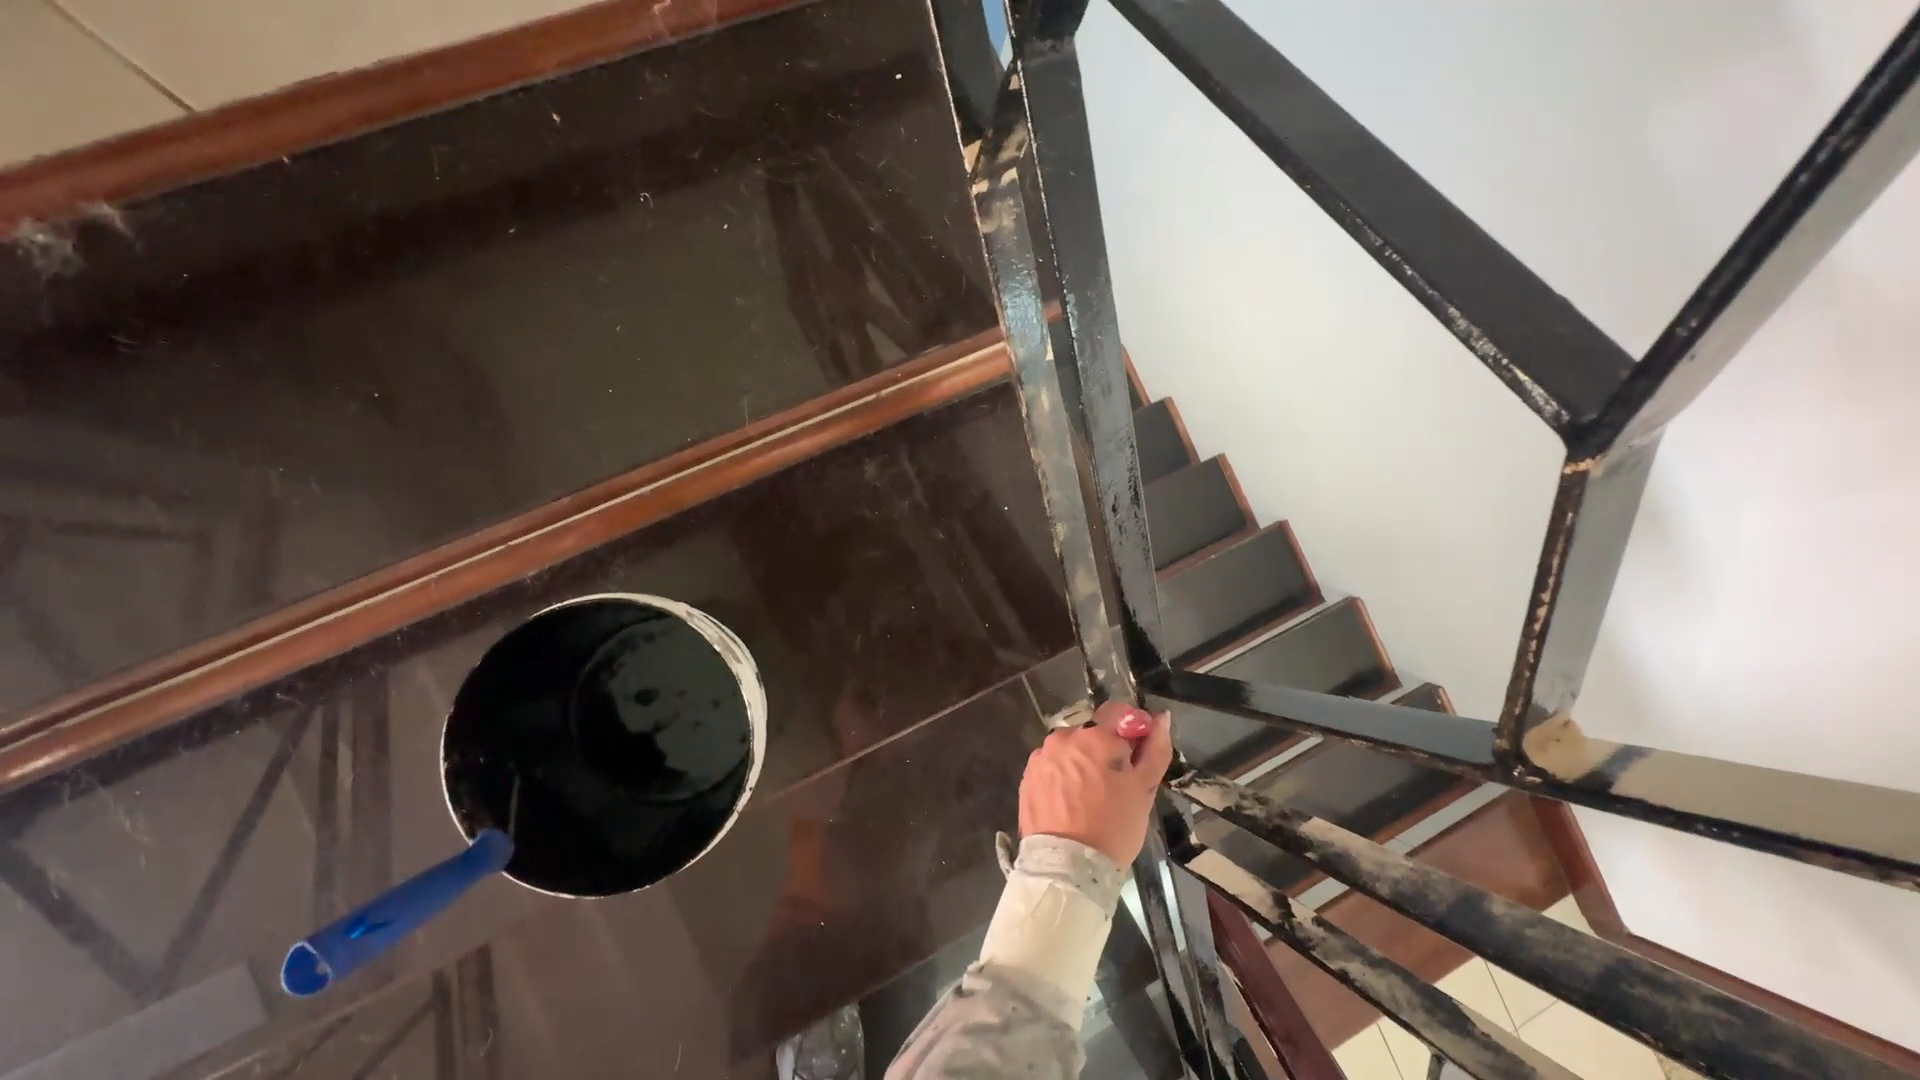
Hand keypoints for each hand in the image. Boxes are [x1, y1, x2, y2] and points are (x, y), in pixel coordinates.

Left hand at [1019, 702, 1173, 865]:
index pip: (1119, 713)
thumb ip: (1155, 749)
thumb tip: (1161, 717)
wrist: (1067, 867)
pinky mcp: (1028, 777)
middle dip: (1105, 751)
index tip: (1137, 755)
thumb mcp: (1144, 790)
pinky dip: (1062, 777)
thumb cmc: (1113, 827)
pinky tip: (1070, 803)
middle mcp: (1064, 738)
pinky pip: (1052, 767)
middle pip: (1092, 733)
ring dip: (1081, 763)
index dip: (1132, 731)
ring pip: (1070, 750)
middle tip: (1115, 785)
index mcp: (1095, 736)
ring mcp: (1042, 757)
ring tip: (1090, 797)